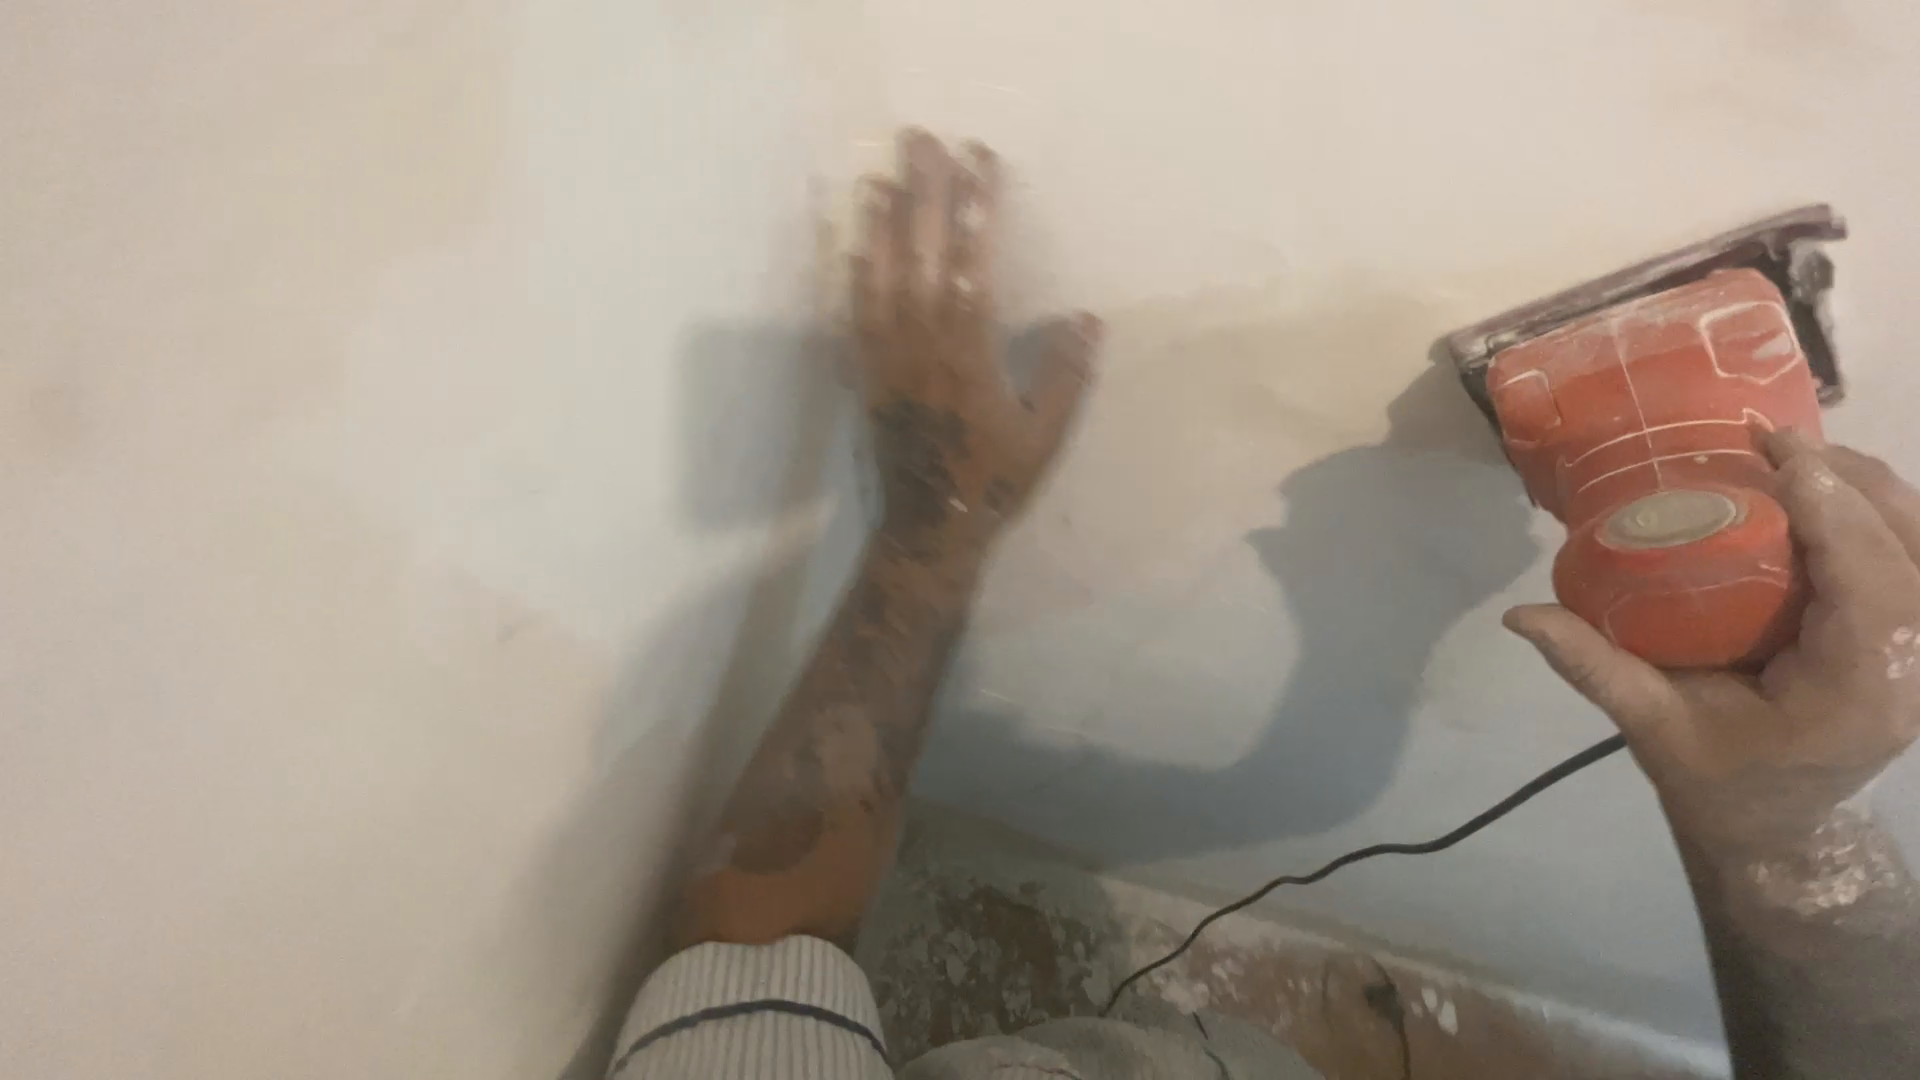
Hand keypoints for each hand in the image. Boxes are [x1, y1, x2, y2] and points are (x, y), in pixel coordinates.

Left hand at [851, 129, 1100, 558]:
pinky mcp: (865, 379)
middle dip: (922, 194)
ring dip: (877, 226)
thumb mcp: (1044, 436)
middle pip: (919, 256)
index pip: (972, 263)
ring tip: (878, 179)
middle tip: (918, 140)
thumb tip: (1088, 319)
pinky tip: (849, 252)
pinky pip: (853, 319)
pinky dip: (850, 280)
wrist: (928, 526)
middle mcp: (921, 345)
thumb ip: (1064, 377)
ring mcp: (886, 360)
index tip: (979, 160)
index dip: (976, 207)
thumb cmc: (992, 482)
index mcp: (969, 353)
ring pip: (878, 280)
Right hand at [1506, 431, 1919, 852]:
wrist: (1774, 818)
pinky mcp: (1909, 640)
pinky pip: (1912, 564)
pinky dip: (1879, 517)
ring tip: (1802, 452)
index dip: (1841, 522)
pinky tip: (1830, 491)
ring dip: (1877, 494)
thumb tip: (1519, 615)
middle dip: (1862, 487)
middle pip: (1919, 556)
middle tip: (1781, 440)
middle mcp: (1914, 667)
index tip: (1790, 462)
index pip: (1875, 591)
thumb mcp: (1647, 723)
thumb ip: (1591, 666)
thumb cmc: (1713, 773)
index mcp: (1859, 691)